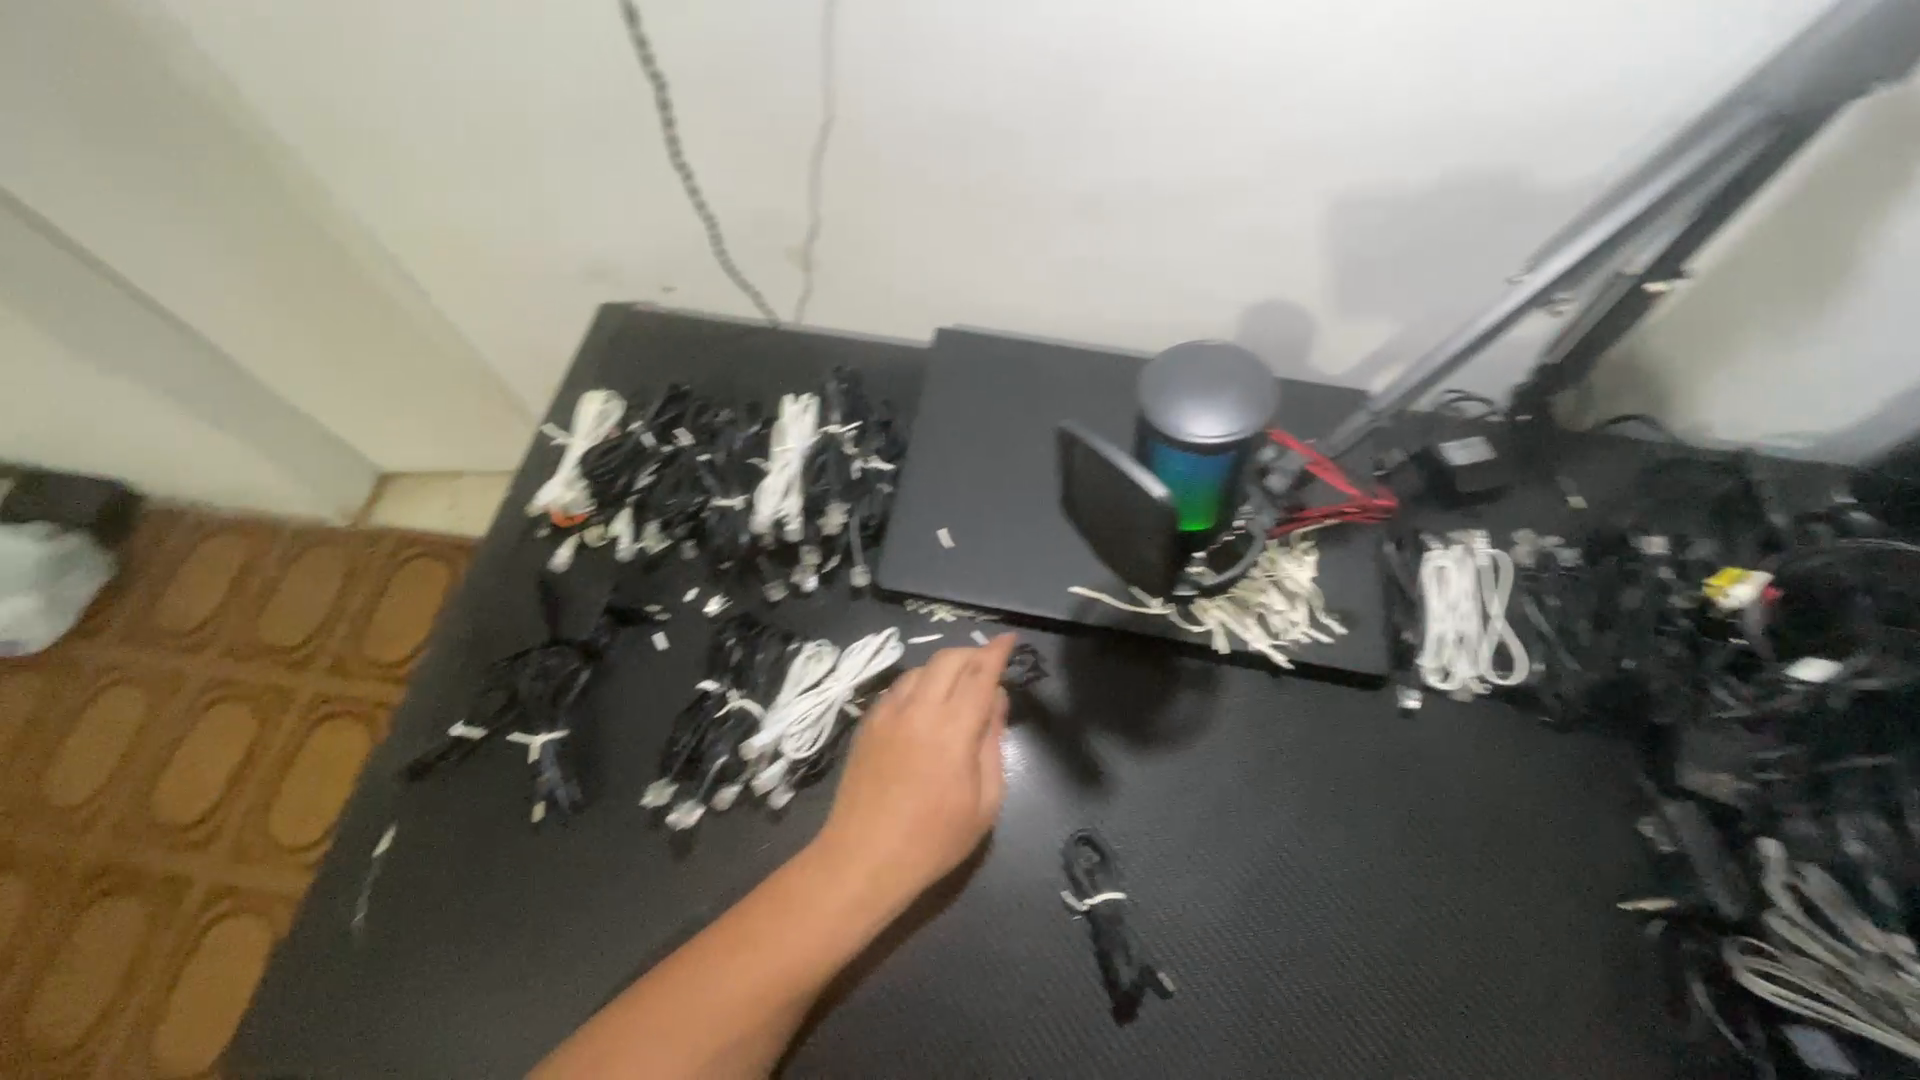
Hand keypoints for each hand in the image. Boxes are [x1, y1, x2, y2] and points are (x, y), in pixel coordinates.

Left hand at [812, 634, 1015, 910]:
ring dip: (944, 667)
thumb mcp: (985, 802)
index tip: (1011, 639)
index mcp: (953, 729)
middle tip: (989, 665)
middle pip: (948, 660)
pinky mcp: (867, 725)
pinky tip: (925, 703)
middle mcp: (918, 709)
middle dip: (973, 653)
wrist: (863, 858)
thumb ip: (993, 744)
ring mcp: (887, 714)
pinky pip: (897, 689)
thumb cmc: (934, 839)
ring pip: (920, 669)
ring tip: (959, 684)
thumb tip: (996, 701)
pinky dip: (918, 684)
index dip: (998, 652)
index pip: (981, 674)